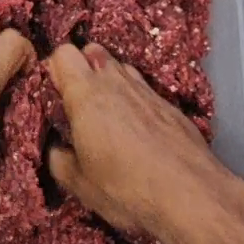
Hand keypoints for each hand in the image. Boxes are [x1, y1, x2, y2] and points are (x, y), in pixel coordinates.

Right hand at [45, 43, 231, 236]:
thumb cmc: (126, 188)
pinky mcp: (168, 102)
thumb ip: (60, 162)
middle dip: (81, 67)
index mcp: (85, 94)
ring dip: (108, 79)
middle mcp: (114, 81)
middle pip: (91, 50)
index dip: (54, 70)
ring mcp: (144, 88)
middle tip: (78, 102)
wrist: (190, 193)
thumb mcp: (81, 185)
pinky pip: (142, 86)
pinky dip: (133, 97)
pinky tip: (137, 128)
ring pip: (119, 66)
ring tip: (108, 114)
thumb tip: (56, 150)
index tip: (53, 95)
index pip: (62, 54)